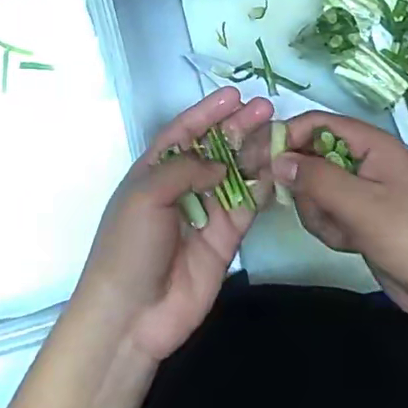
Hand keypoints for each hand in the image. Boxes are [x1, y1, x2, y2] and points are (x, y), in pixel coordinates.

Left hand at [70, 87, 273, 361]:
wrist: (132, 313)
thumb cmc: (128, 244)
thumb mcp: (146, 194)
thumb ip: (185, 169)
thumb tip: (221, 164)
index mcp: (153, 169)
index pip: (183, 131)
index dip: (207, 112)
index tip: (234, 95)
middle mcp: (181, 186)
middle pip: (214, 149)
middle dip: (238, 127)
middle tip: (267, 108)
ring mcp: (205, 212)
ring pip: (234, 174)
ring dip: (255, 153)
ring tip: (279, 133)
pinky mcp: (225, 239)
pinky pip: (246, 207)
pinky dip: (261, 188)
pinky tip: (277, 170)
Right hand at [243, 111, 407, 319]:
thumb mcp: (362, 206)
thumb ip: (316, 178)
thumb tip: (276, 159)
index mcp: (371, 144)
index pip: (315, 123)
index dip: (286, 136)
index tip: (260, 161)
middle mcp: (364, 161)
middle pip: (309, 156)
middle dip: (305, 185)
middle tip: (309, 206)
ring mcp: (362, 190)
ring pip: (313, 187)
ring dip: (318, 211)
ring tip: (342, 231)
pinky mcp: (360, 217)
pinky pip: (325, 211)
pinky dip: (329, 227)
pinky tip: (349, 244)